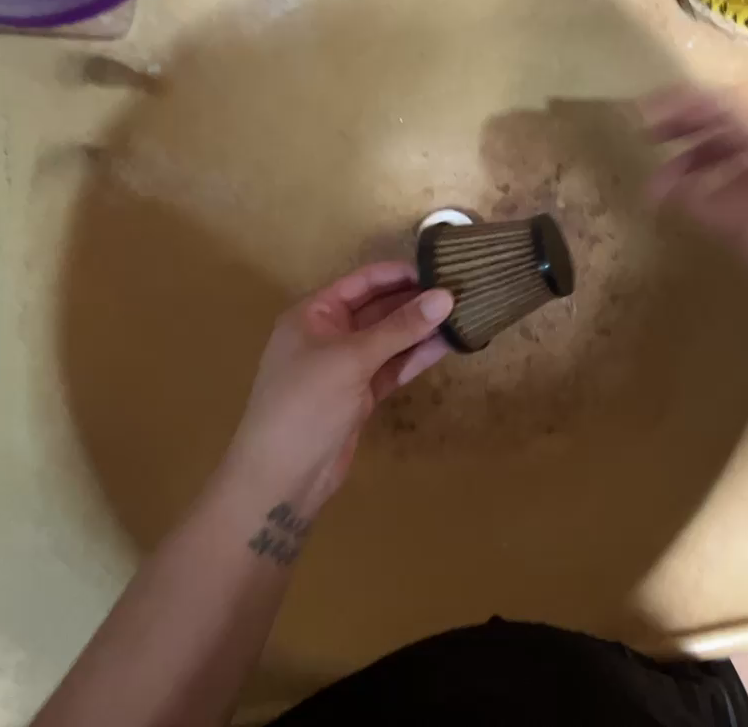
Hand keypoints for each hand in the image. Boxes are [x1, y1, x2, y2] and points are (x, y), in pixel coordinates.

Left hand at [222, 262, 452, 510]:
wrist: (281, 478)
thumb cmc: (305, 404)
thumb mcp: (353, 359)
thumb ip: (401, 327)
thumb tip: (446, 296)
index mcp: (314, 314)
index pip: (363, 282)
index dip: (400, 274)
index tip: (442, 269)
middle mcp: (330, 334)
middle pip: (380, 308)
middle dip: (417, 300)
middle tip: (463, 291)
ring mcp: (347, 366)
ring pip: (392, 338)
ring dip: (423, 328)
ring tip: (465, 314)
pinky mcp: (363, 393)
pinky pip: (395, 365)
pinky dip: (419, 355)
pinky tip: (449, 344)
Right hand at [642, 86, 747, 288]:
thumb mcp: (739, 225)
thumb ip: (697, 202)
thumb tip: (657, 186)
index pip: (717, 107)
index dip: (681, 102)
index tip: (648, 109)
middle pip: (716, 120)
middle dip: (679, 123)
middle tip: (646, 133)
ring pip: (718, 145)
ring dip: (686, 154)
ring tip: (659, 177)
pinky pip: (725, 168)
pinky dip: (700, 174)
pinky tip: (684, 192)